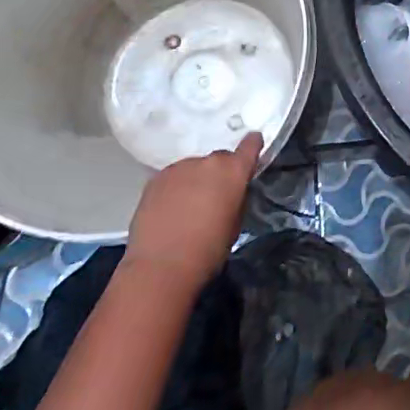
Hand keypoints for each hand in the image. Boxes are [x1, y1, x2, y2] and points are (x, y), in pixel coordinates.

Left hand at [125, 133, 263, 290]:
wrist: (161, 266)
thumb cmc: (207, 251)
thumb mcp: (235, 225)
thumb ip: (236, 199)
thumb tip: (231, 192)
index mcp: (232, 172)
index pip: (249, 146)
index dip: (253, 145)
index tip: (254, 143)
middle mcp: (206, 162)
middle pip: (219, 160)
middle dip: (220, 173)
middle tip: (216, 197)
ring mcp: (178, 168)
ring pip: (194, 169)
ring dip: (196, 181)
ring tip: (189, 207)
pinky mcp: (155, 179)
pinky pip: (173, 178)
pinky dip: (176, 188)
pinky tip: (171, 210)